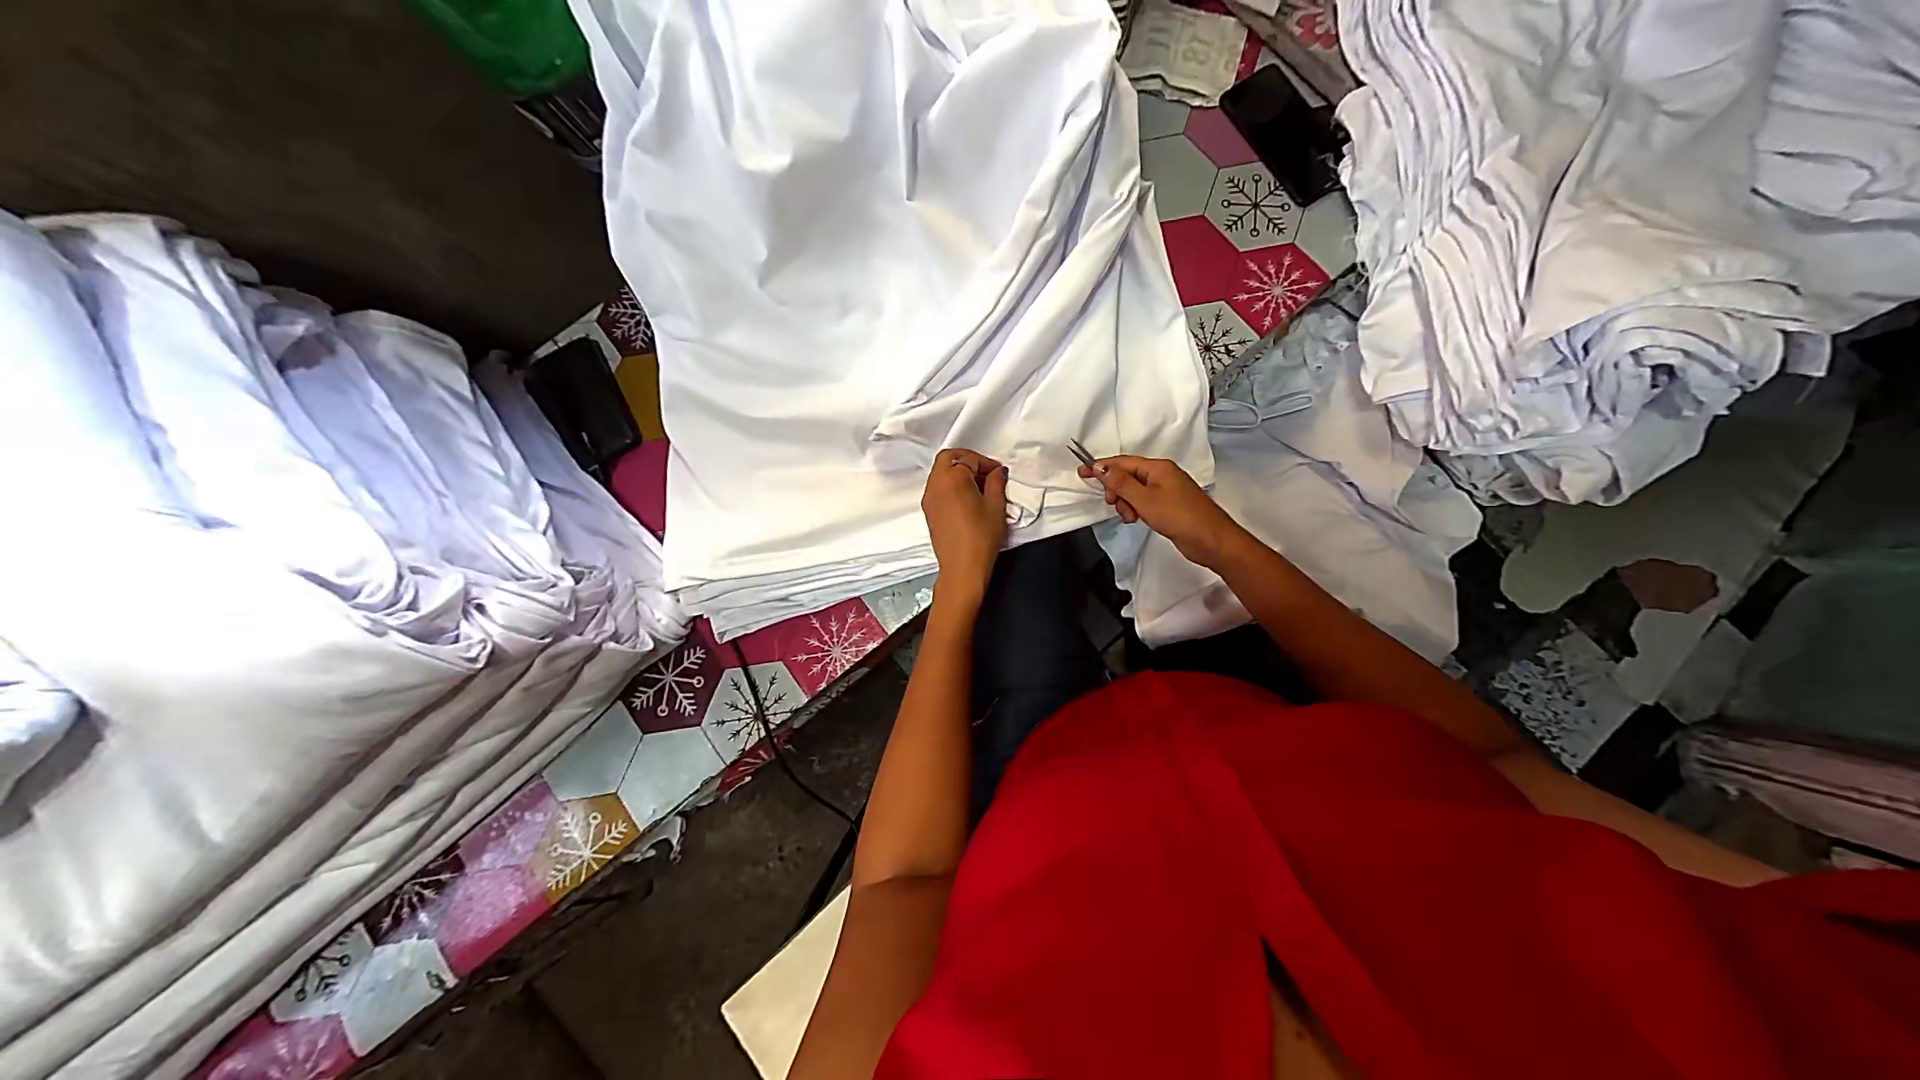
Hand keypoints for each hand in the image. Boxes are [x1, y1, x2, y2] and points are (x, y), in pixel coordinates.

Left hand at [921, 447, 1007, 606]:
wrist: (962, 568)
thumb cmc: (979, 540)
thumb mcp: (996, 506)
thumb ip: (997, 482)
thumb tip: (997, 473)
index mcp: (952, 478)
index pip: (969, 458)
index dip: (986, 463)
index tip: (997, 472)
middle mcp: (936, 485)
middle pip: (948, 458)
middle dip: (968, 460)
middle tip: (985, 471)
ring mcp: (929, 499)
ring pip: (940, 472)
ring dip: (958, 472)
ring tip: (979, 486)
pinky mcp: (929, 511)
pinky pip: (937, 488)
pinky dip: (950, 485)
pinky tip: (968, 498)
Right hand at [1078, 455, 1247, 568]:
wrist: (1212, 540)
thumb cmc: (1180, 517)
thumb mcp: (1144, 500)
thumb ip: (1120, 483)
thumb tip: (1100, 466)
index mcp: (1158, 468)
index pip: (1123, 462)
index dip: (1101, 467)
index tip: (1082, 473)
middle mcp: (1162, 475)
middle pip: (1127, 476)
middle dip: (1116, 490)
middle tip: (1115, 505)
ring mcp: (1166, 490)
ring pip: (1134, 491)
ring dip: (1126, 502)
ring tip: (1131, 517)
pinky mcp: (1168, 505)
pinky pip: (1143, 501)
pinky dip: (1136, 509)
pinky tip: (1138, 519)